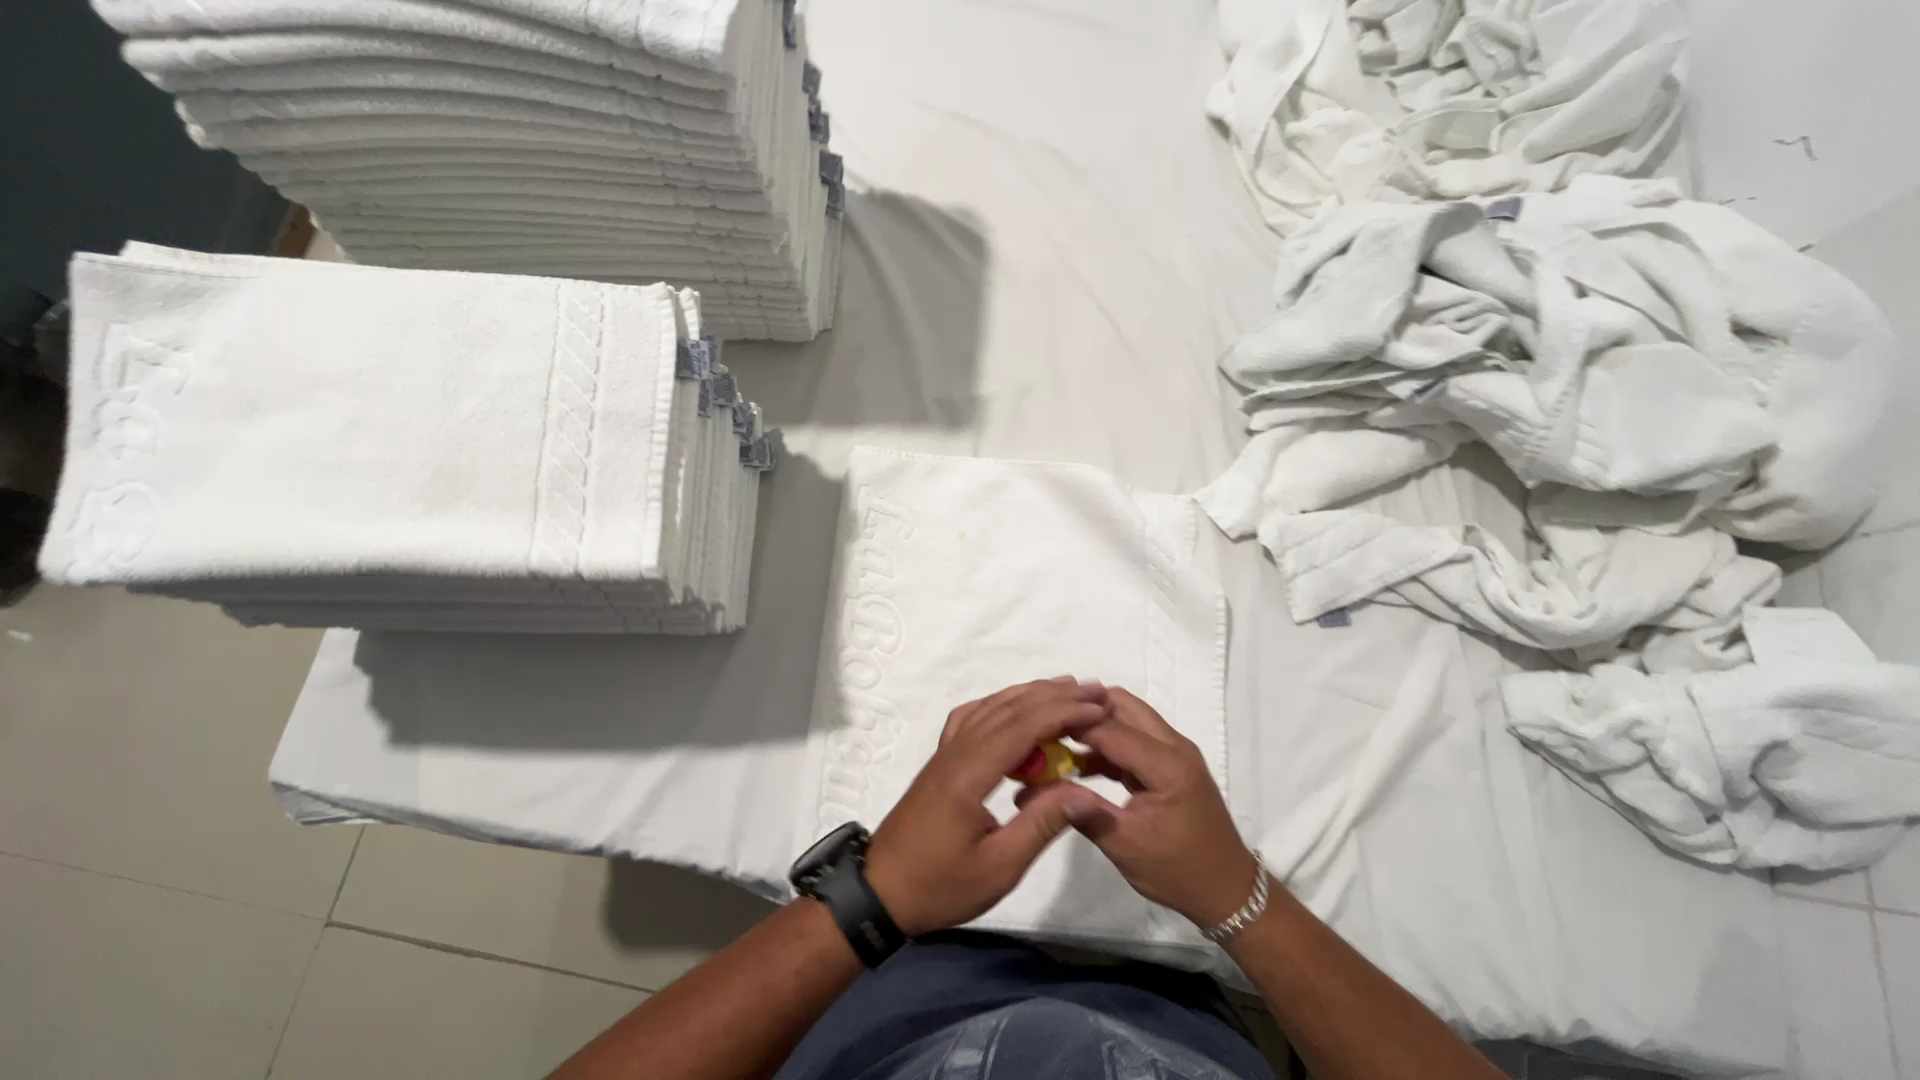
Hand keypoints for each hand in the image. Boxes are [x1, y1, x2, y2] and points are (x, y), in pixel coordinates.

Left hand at [863, 677, 1109, 935]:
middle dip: (1053, 695)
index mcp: (969, 774)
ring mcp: (944, 755)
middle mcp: (955, 753)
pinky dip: (999, 705)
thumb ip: (1041, 824)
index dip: (1062, 712)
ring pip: (989, 708)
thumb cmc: (940, 886)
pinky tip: (1015, 710)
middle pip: (1008, 709)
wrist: (879, 893)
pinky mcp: (940, 763)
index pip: (1022, 727)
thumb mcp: (999, 867)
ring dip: (1028, 695)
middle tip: (1095, 689)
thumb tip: (1085, 792)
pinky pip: (971, 719)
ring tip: (1066, 689)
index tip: (1098, 708)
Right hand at [1026, 687, 1258, 928]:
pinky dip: (1106, 744)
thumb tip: (1032, 792)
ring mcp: (1175, 753)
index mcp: (1168, 765)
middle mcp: (1175, 747)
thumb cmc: (1178, 871)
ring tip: (1053, 743)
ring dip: (1094, 725)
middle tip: (1044, 729)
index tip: (1032, 731)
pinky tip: (1075, 763)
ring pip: (1129, 718)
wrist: (1226, 891)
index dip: (1071, 726)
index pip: (1111, 728)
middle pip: (1123, 706)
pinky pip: (1134, 739)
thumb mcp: (1124, 846)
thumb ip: (1082, 811)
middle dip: (1083, 712)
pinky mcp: (1169, 765)